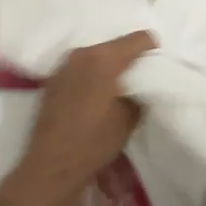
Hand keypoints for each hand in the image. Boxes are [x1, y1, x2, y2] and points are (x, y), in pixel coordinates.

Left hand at [31, 31, 154, 167]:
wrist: (50, 167)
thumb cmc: (95, 141)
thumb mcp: (131, 117)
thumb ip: (141, 90)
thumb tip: (142, 82)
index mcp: (105, 58)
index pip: (140, 38)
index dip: (153, 52)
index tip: (155, 71)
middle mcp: (82, 53)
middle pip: (116, 45)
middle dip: (129, 60)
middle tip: (136, 82)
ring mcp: (63, 65)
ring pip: (96, 55)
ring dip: (108, 67)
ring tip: (113, 91)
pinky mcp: (51, 80)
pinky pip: (79, 68)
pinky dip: (90, 76)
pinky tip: (92, 98)